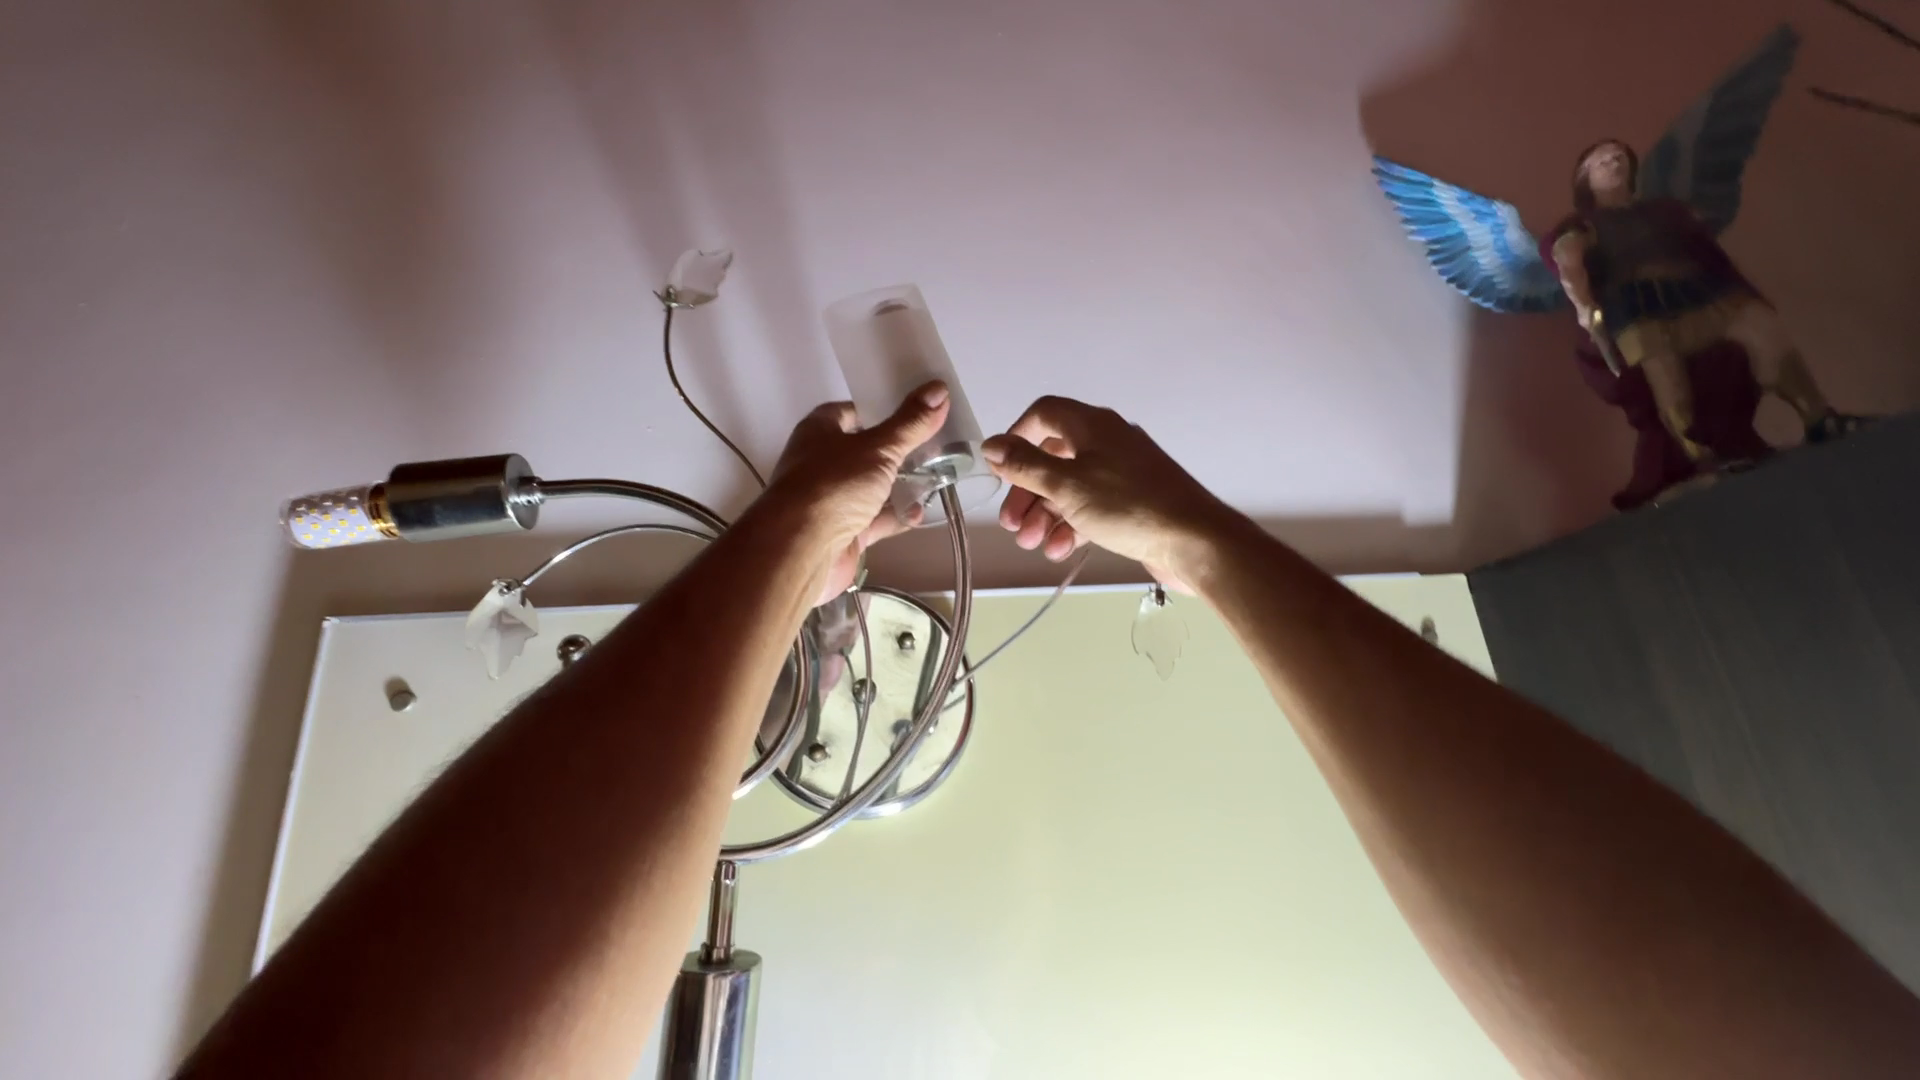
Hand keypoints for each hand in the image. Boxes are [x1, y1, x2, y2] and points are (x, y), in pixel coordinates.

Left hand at [763, 381, 950, 602]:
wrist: (801, 550)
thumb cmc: (833, 485)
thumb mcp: (878, 448)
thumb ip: (911, 424)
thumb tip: (939, 388)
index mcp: (820, 432)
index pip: (851, 412)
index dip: (881, 410)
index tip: (914, 413)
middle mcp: (822, 463)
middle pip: (866, 452)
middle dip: (899, 452)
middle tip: (935, 446)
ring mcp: (832, 500)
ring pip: (873, 488)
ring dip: (901, 486)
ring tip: (937, 477)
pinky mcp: (844, 532)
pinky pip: (875, 519)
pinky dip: (897, 516)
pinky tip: (920, 512)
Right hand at [982, 396, 1244, 589]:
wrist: (1195, 541)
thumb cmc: (1127, 506)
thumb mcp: (1066, 485)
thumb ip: (1025, 465)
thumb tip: (991, 444)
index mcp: (1092, 427)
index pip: (1044, 414)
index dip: (1017, 437)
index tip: (1001, 468)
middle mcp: (1107, 443)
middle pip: (1053, 457)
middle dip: (1027, 491)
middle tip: (1012, 523)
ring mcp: (1122, 474)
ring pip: (1070, 487)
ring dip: (1046, 515)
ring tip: (1032, 544)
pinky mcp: (1133, 503)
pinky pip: (1092, 508)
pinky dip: (1073, 526)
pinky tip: (1060, 551)